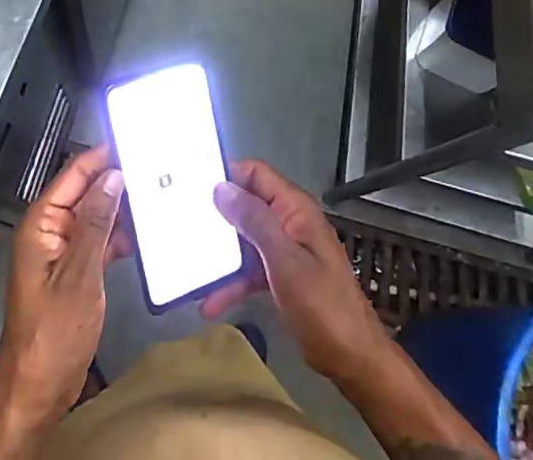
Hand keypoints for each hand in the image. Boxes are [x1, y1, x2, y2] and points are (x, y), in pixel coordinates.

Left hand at [0, 143, 128, 420]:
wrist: (38, 387)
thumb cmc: (51, 335)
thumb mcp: (80, 273)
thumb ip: (96, 222)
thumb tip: (112, 179)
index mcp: (40, 224)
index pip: (72, 175)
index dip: (100, 157)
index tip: (129, 143)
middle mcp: (48, 232)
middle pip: (84, 193)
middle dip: (114, 183)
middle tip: (150, 173)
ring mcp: (60, 252)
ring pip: (93, 217)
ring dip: (118, 212)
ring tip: (150, 203)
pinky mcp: (71, 271)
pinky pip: (95, 241)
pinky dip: (114, 238)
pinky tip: (136, 240)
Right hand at [202, 159, 392, 379]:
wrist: (352, 359)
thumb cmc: (322, 305)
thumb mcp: (284, 260)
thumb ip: (254, 220)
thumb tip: (222, 187)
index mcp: (294, 209)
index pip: (256, 173)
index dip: (226, 174)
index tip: (192, 185)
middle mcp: (288, 222)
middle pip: (246, 205)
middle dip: (217, 216)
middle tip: (181, 222)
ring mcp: (285, 250)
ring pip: (244, 240)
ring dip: (220, 256)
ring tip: (190, 268)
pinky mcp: (281, 276)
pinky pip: (250, 269)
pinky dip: (232, 283)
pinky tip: (210, 302)